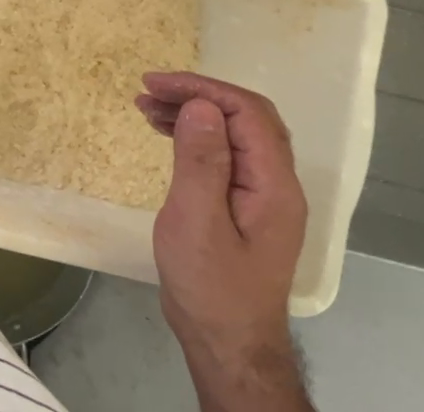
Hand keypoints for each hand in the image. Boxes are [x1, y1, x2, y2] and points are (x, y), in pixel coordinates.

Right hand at [138, 72, 311, 410]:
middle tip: (145, 91)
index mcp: (274, 185)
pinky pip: (227, 155)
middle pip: (248, 119)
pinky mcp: (244, 206)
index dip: (202, 89)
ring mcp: (263, 197)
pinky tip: (166, 136)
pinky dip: (196, 136)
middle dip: (197, 95)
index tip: (152, 85)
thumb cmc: (209, 282)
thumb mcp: (196, 219)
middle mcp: (277, 185)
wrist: (225, 338)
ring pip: (237, 135)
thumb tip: (202, 106)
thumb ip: (202, 161)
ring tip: (146, 108)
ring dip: (194, 113)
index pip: (248, 114)